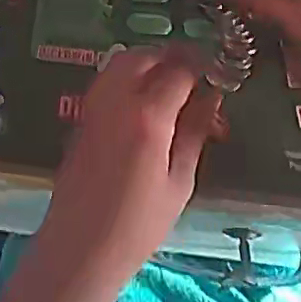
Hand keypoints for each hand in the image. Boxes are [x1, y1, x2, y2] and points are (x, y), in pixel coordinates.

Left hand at [38, 46, 219, 285]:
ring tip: (175, 84)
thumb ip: (195, 131)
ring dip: (150, 61)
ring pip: (122, 61)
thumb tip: (211, 97)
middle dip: (175, 57)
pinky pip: (108, 79)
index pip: (179, 69)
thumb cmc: (138, 225)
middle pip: (146, 55)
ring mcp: (94, 104)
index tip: (220, 73)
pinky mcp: (82, 115)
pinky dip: (129, 75)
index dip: (203, 66)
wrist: (80, 245)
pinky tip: (146, 99)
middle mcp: (116, 99)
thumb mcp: (180, 181)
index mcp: (147, 115)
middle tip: (198, 75)